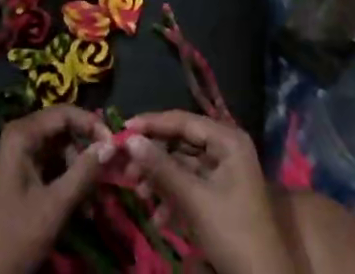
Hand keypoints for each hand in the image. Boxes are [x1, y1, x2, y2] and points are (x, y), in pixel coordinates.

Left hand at [0, 106, 114, 273]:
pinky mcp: (23, 175)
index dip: (92, 124)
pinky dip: (70, 180)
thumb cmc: (16, 234)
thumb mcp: (55, 205)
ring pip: (61, 150)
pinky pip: (53, 166)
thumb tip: (112, 144)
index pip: (64, 113)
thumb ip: (84, 172)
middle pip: (63, 129)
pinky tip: (85, 204)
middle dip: (87, 149)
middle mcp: (20, 137)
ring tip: (98, 195)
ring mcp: (20, 156)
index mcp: (22, 134)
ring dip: (81, 169)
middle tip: (111, 169)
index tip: (115, 145)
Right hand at [124, 111, 295, 273]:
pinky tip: (159, 218)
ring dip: (160, 179)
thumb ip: (161, 167)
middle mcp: (227, 148)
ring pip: (182, 163)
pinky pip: (189, 183)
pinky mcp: (219, 192)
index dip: (152, 123)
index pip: (183, 121)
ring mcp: (224, 170)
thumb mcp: (193, 199)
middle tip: (128, 169)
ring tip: (140, 195)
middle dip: (154, 157)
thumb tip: (129, 140)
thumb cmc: (232, 233)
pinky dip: (172, 195)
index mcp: (228, 140)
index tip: (122, 129)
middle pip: (180, 141)